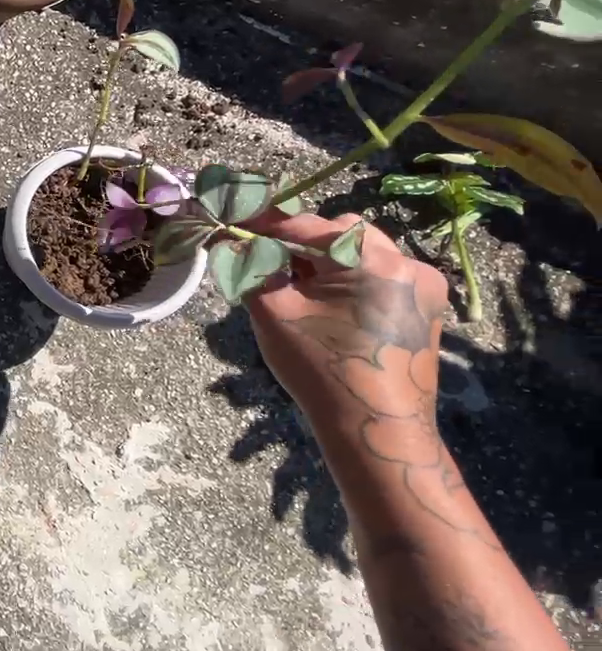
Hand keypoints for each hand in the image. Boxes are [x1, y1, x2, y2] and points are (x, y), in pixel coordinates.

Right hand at [244, 211, 450, 443]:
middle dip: (296, 240)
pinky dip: (345, 275)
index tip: (229, 224)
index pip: (304, 225)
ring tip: (293, 284)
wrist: (376, 426)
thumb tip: (225, 234)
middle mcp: (408, 264)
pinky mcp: (425, 306)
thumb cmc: (319, 365)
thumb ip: (246, 265)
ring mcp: (423, 286)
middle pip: (337, 232)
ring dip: (321, 258)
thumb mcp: (270, 309)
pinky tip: (324, 302)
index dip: (261, 224)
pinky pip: (377, 272)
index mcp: (372, 261)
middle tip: (263, 260)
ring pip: (359, 251)